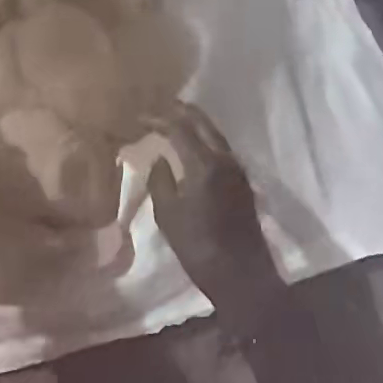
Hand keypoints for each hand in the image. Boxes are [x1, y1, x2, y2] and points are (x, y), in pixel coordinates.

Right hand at [146, 105, 282, 314]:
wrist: (242, 276)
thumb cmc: (198, 247)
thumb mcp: (168, 215)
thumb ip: (161, 180)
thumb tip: (160, 158)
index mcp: (205, 164)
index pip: (180, 129)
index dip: (158, 120)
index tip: (140, 117)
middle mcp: (225, 160)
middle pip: (203, 124)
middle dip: (182, 112)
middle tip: (163, 105)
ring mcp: (238, 171)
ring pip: (216, 135)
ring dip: (196, 124)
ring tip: (176, 120)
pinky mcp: (242, 183)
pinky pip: (221, 149)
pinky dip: (205, 140)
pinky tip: (194, 145)